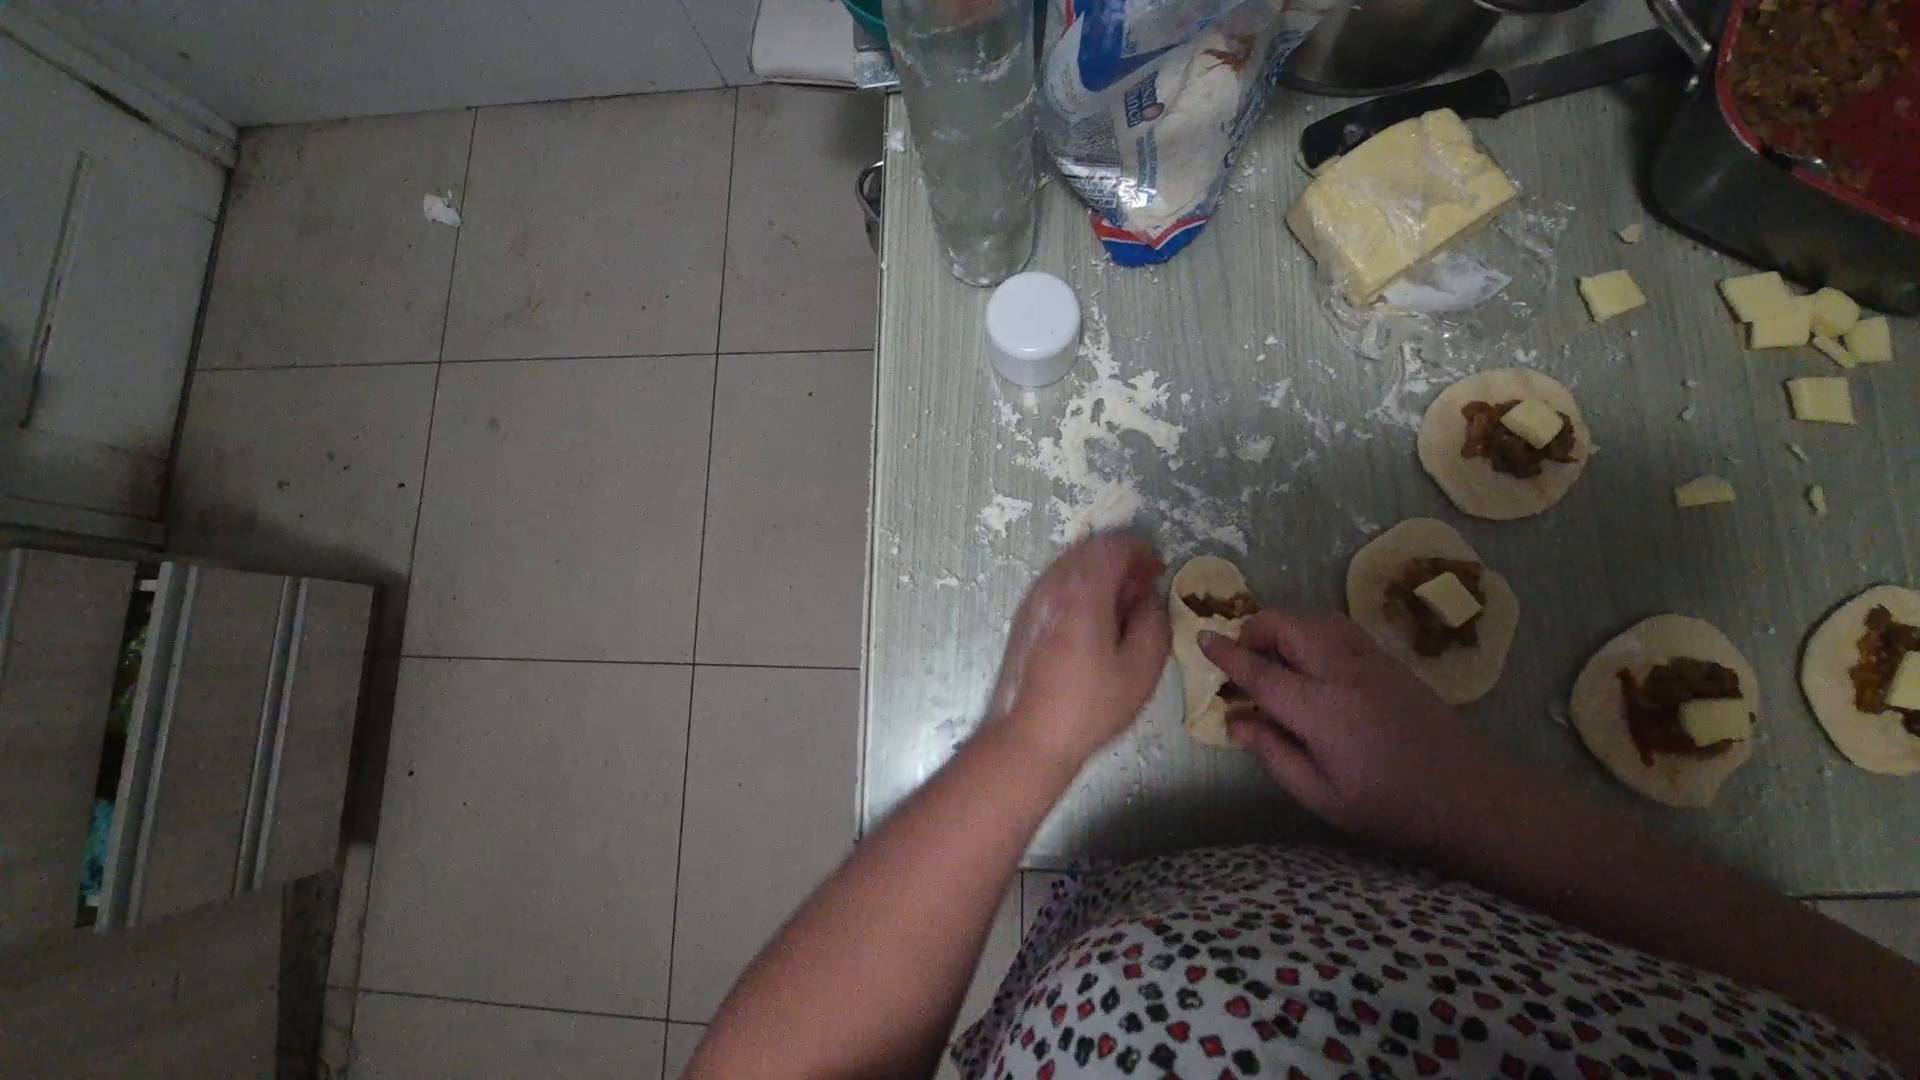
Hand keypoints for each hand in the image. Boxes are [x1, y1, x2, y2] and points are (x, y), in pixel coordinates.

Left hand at [985, 532, 1169, 769]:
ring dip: (1098, 574)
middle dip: (1120, 560)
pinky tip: (1093, 621)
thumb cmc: (1090, 705)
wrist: (1028, 735)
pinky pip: (1055, 585)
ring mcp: (1032, 601)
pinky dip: (1079, 588)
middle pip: (1088, 549)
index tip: (1157, 571)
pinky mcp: (1023, 620)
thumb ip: (1154, 623)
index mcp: (1082, 591)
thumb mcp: (1141, 668)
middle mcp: (1052, 586)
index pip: (1113, 546)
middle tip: (1142, 588)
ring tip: (1121, 606)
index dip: (1141, 551)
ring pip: (1069, 566)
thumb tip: (1149, 599)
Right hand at [1199, 610, 1514, 851]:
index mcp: (1321, 710)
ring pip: (1312, 617)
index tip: (1202, 639)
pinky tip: (1311, 660)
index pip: (1260, 671)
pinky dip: (1310, 629)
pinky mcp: (1388, 659)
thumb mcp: (1322, 797)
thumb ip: (1273, 755)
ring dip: (1284, 627)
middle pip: (1286, 626)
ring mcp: (1369, 660)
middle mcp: (1342, 673)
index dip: (1227, 654)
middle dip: (1255, 632)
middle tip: (1246, 663)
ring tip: (1276, 659)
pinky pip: (1337, 625)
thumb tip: (1236, 722)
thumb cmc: (1391, 805)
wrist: (1473, 795)